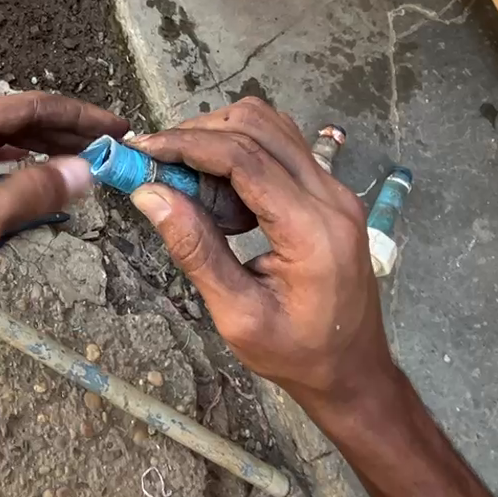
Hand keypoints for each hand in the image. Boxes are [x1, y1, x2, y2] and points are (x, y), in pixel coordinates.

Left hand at [0, 92, 125, 319]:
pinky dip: (22, 166)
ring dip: (47, 147)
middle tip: (113, 147)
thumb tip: (86, 170)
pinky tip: (40, 174)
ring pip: (6, 140)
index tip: (119, 128)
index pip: (31, 106)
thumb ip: (33, 190)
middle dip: (68, 130)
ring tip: (87, 160)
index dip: (79, 114)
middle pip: (20, 119)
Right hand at [127, 98, 396, 418]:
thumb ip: (196, 250)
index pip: (244, 157)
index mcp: (312, 230)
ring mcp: (334, 189)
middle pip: (257, 126)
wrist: (355, 372)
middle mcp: (330, 197)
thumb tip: (149, 193)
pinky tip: (217, 184)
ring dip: (218, 135)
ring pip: (269, 124)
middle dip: (198, 133)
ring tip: (186, 174)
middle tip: (158, 163)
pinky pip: (278, 144)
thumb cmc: (297, 354)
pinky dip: (237, 146)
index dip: (187, 144)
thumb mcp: (238, 316)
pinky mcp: (327, 191)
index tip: (143, 151)